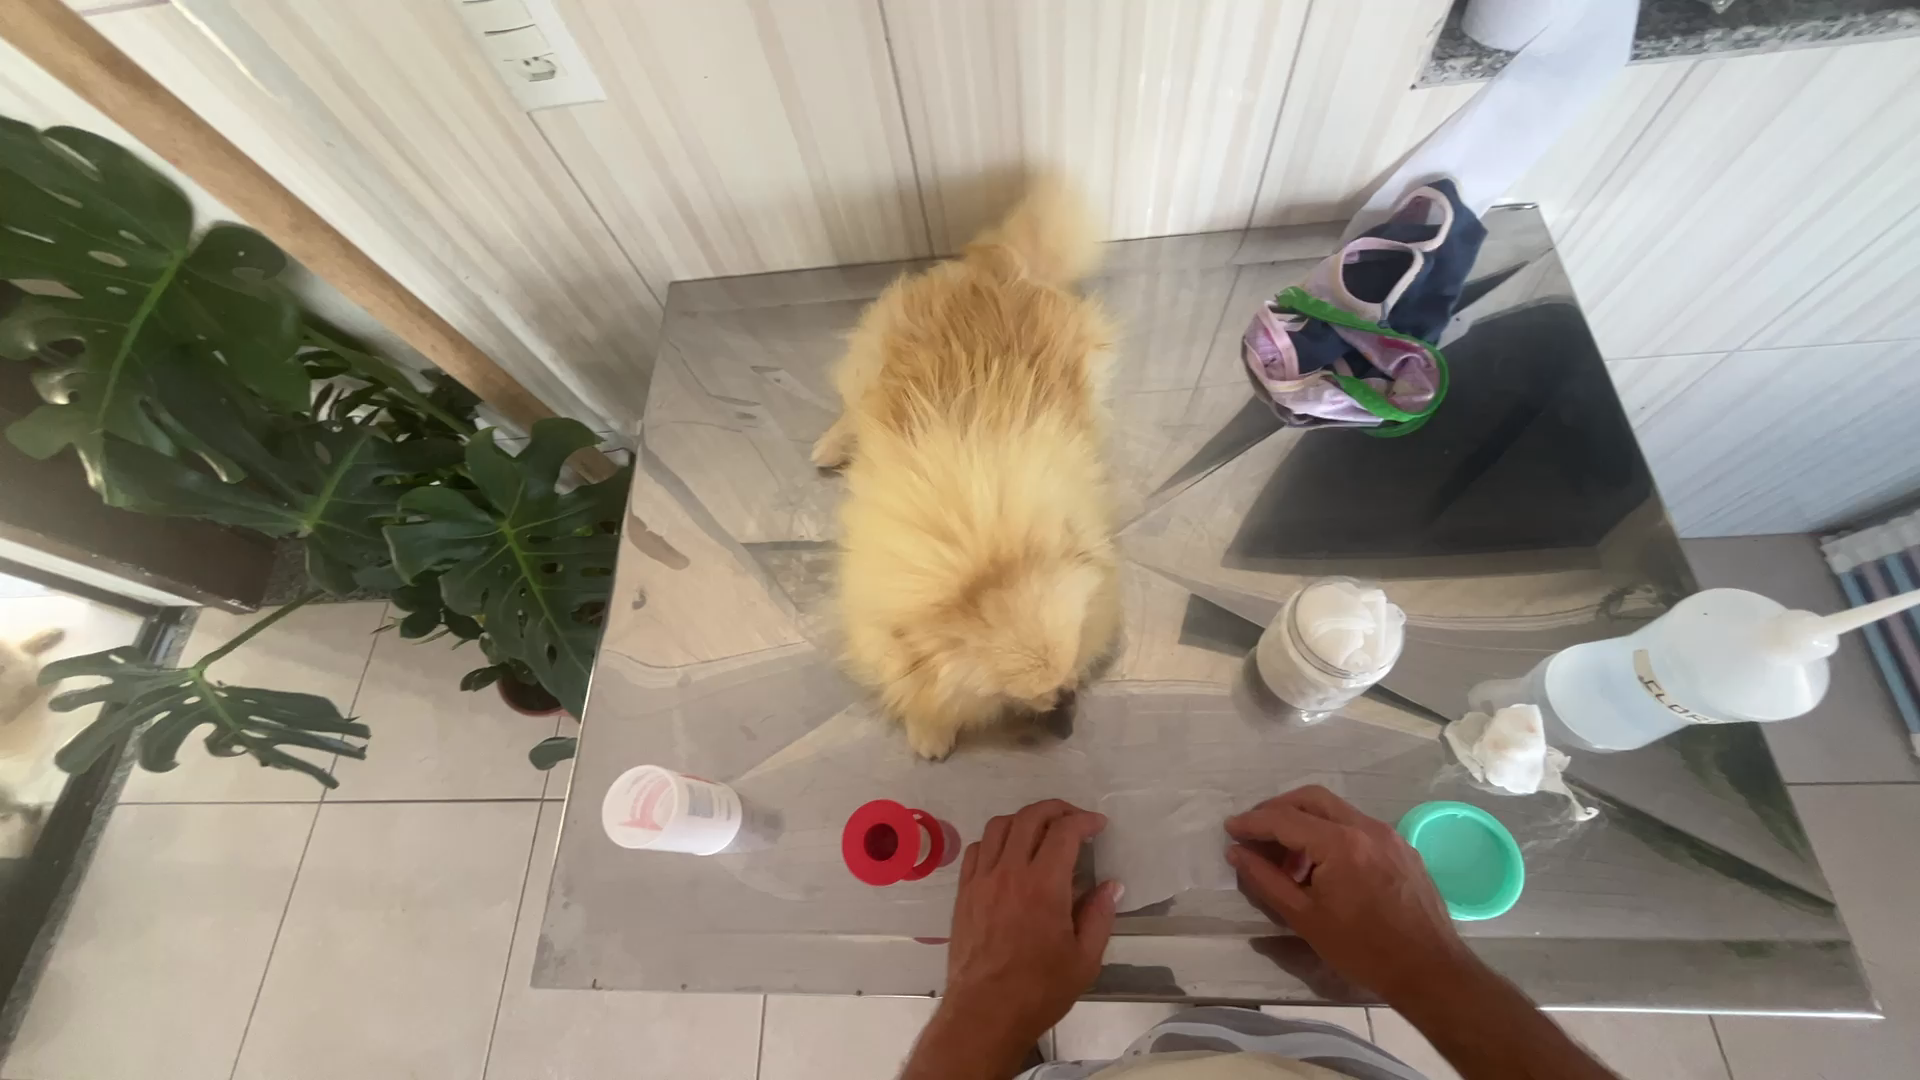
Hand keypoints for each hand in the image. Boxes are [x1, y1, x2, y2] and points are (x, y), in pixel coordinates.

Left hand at [941, 800, 1120, 1047]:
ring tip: (1041, 829)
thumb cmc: (1039, 989)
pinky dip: (997, 839)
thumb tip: (1111, 885)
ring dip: (1024, 819)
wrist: (985, 1012)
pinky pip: (978, 848)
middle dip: (1056, 809)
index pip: (1064, 831)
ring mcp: (983, 877)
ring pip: (1000, 825)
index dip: (1084, 820)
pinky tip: (1008, 852)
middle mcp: (1011, 870)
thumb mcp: (1084, 959)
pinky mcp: (965, 889)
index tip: (1098, 824)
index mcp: (1044, 885)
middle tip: (1074, 818)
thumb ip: (1100, 916)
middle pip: (1030, 817)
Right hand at [1226, 786, 1471, 1001]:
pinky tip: (1324, 865)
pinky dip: (1331, 833)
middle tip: (1256, 831)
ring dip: (1304, 821)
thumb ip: (1265, 880)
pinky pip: (1357, 826)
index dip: (1252, 822)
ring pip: (1335, 809)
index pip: (1284, 819)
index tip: (1229, 829)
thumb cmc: (1364, 950)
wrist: (1434, 975)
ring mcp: (1388, 835)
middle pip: (1310, 798)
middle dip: (1277, 809)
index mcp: (1339, 843)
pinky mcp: (1402, 848)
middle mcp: (1365, 827)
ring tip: (1289, 858)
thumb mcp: (1304, 918)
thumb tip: (1236, 852)